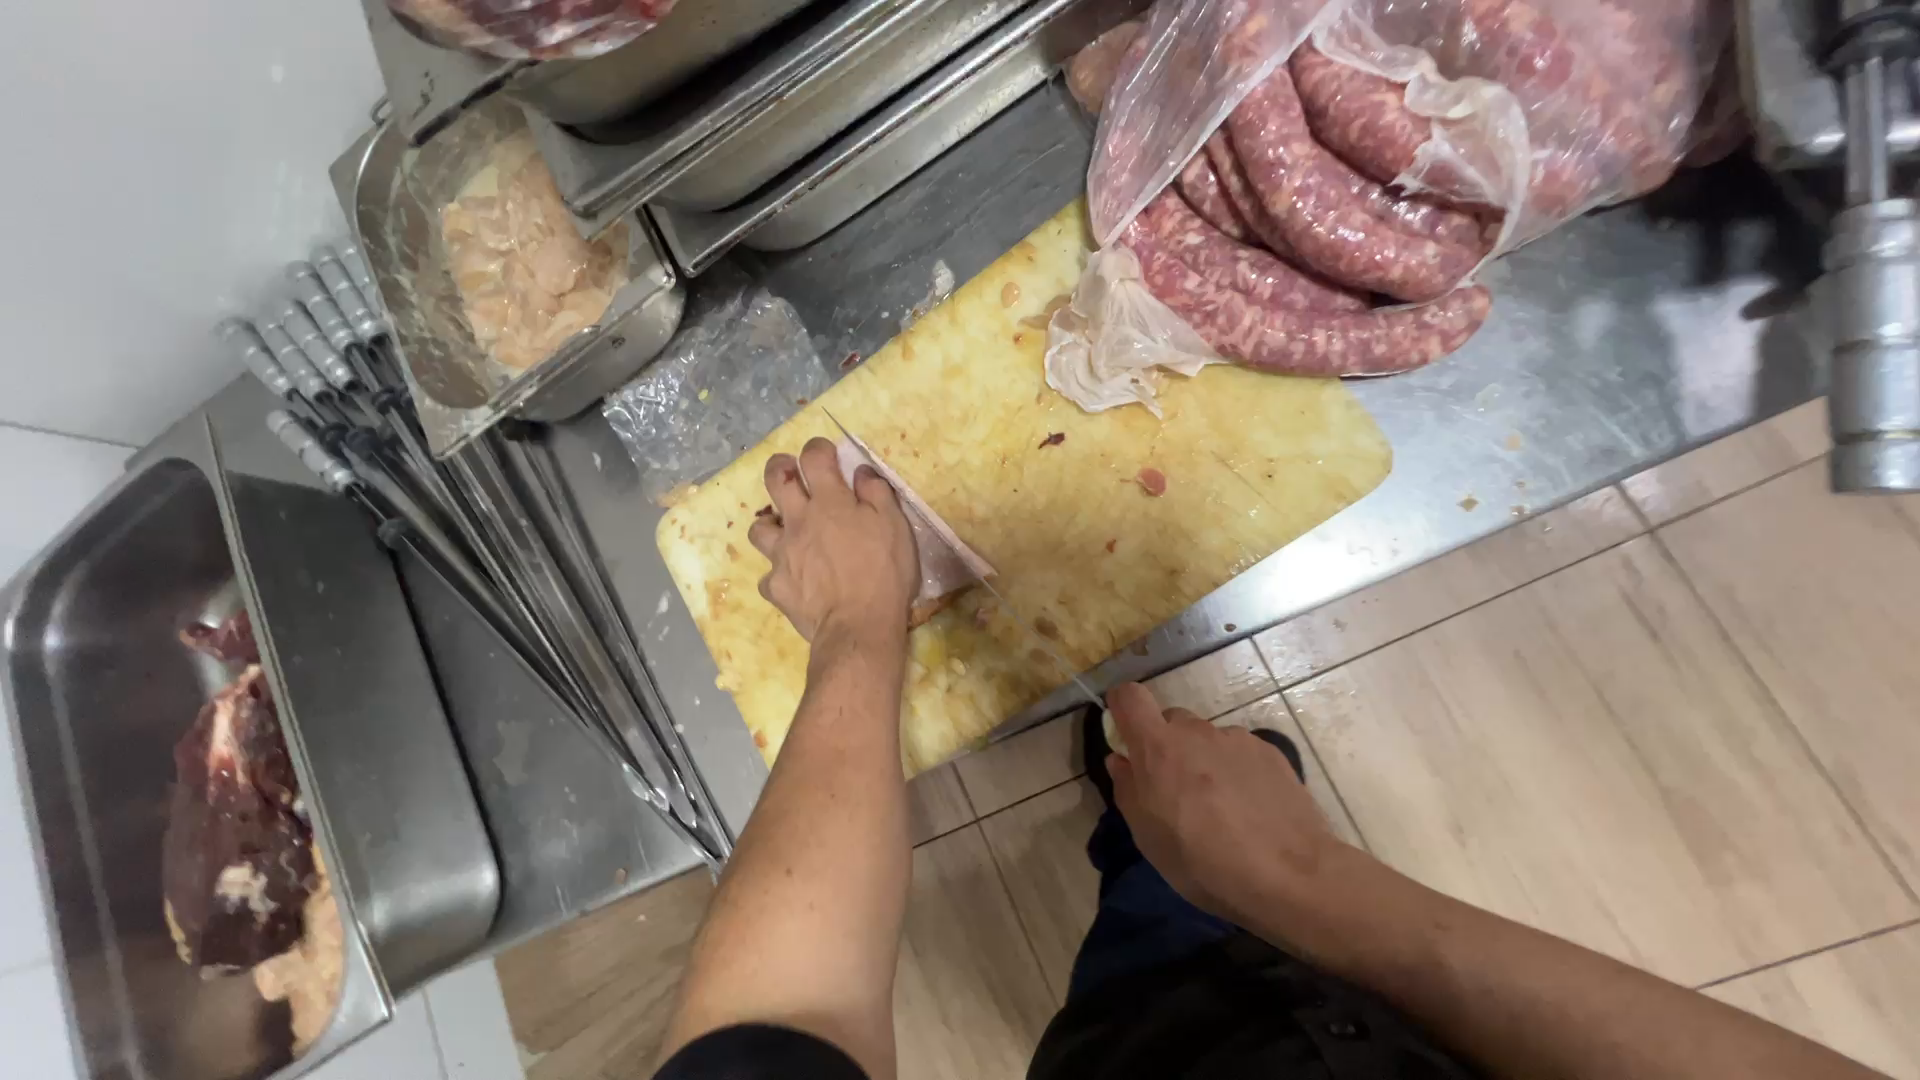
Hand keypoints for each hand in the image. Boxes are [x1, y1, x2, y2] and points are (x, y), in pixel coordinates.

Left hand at [747, 438, 918, 651]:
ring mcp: (782, 555)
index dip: (817, 448)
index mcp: (829, 502)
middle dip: (779, 468)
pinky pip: (769, 574)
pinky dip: (779, 573)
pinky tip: (792, 580)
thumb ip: (877, 494)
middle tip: (787, 469)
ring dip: (770, 524)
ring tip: (784, 530)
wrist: (858, 626)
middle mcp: (798, 522)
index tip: (825, 451)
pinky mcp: (776, 586)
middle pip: (774, 481)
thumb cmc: (884, 573)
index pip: (814, 459)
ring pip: (759, 528)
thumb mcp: (895, 526)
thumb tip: (861, 472)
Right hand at [1105, 682, 1344, 927]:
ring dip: (1204, 761)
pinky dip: (1237, 772)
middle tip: (1176, 790)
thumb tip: (1121, 760)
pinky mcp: (1270, 752)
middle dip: (1167, 746)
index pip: (1129, 697)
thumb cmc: (1202, 860)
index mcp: (1158, 747)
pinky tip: (1251, 810)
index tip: (1125, 734)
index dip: (1122, 707)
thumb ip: (1128, 789)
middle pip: (1171, 721)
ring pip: (1207, 739)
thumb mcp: (1147, 836)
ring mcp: (1236, 739)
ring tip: (1221, 808)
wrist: (1290, 876)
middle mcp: (1196, 731)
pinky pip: (1240, 753)